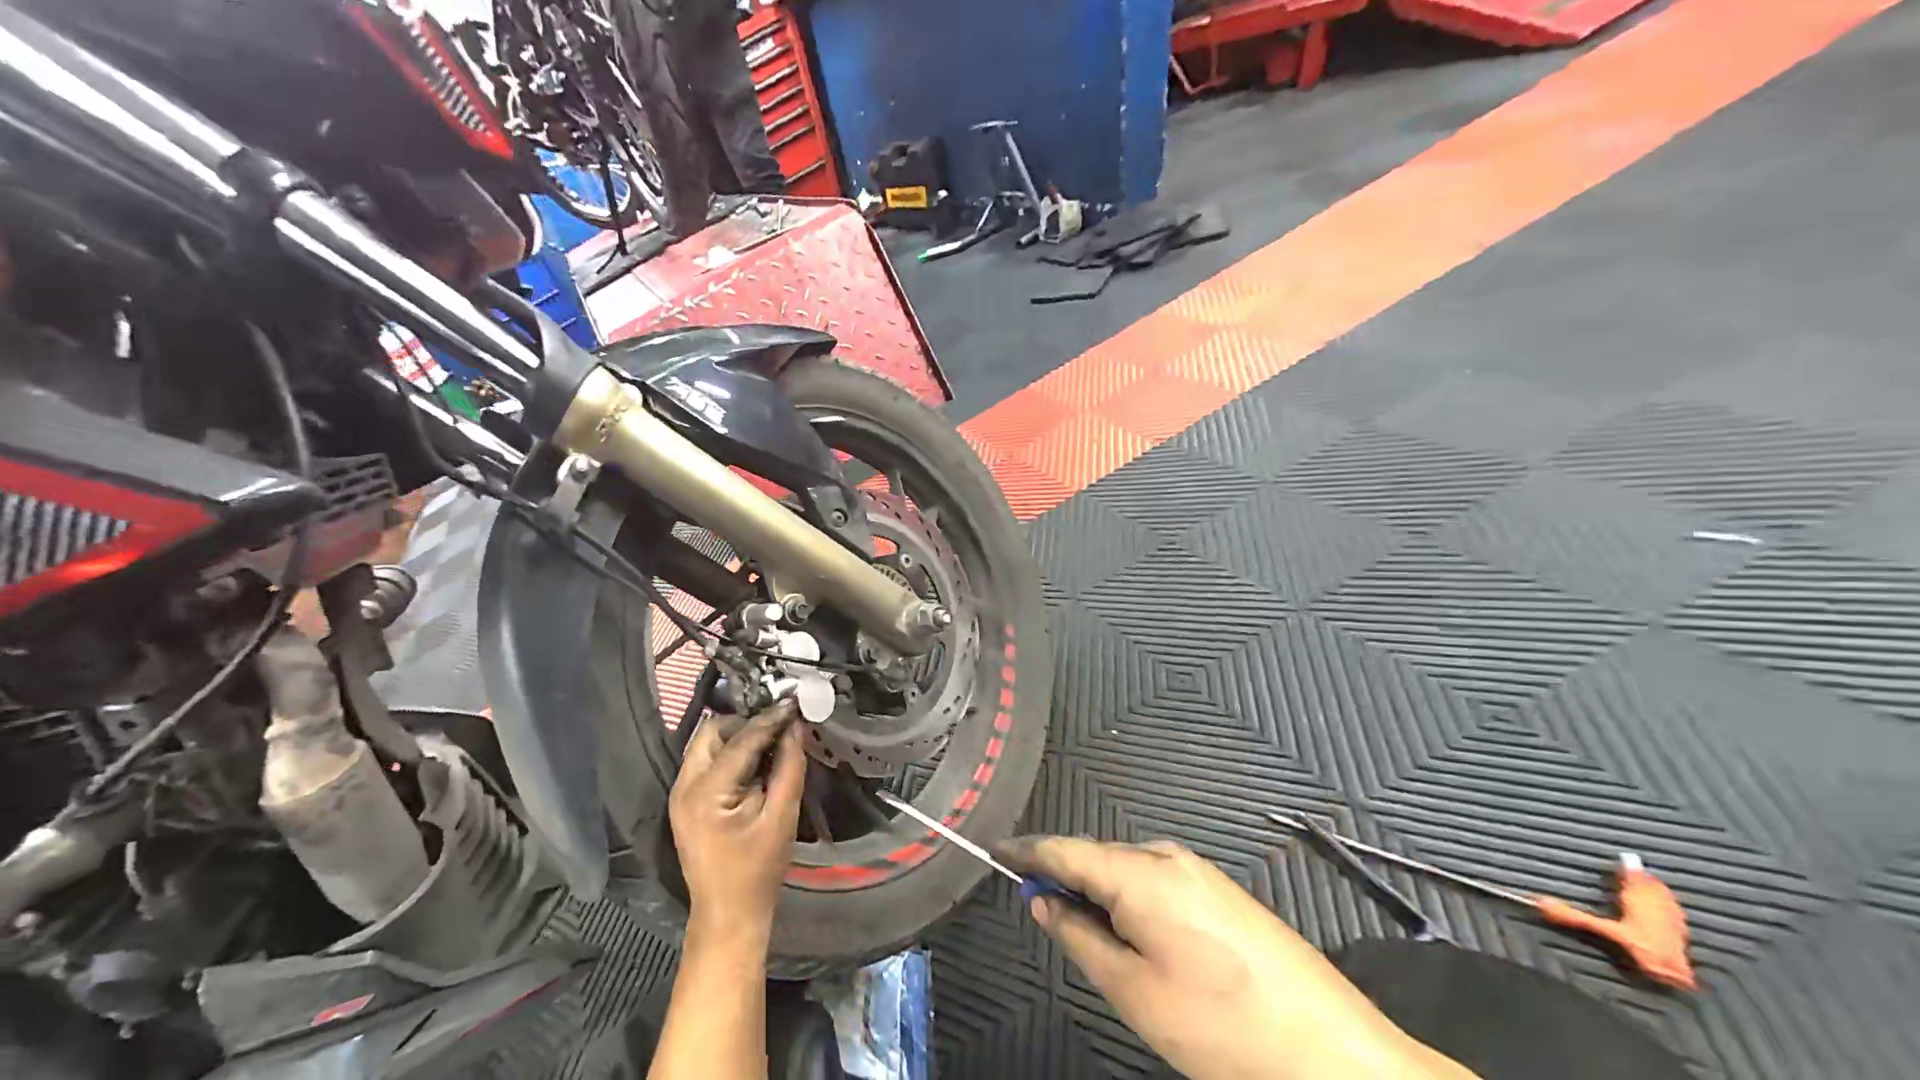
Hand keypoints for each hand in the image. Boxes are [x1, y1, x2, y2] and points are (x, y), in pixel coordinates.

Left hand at [669, 701, 806, 936]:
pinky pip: (706, 761)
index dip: (771, 719)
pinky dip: (730, 753)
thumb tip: (796, 727)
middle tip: (780, 729)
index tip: (795, 704)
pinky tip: (755, 764)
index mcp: (706, 791)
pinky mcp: (685, 801)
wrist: (728, 914)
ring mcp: (680, 793)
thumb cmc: (758, 869)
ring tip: (771, 745)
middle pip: (713, 731)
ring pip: (707, 743)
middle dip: (747, 723)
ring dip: (738, 737)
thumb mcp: (782, 816)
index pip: (741, 739)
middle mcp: (684, 786)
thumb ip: (790, 766)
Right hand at [999, 837, 1476, 1079]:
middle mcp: (1168, 855)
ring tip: (1085, 928)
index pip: (1065, 849)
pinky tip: (1133, 931)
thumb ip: (1079, 936)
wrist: (1332, 1052)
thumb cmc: (1219, 1027)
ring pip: (1127, 866)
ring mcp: (1200, 869)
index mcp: (1140, 873)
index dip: (1027, 850)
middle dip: (1064, 874)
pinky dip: (1130, 894)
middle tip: (1038, 906)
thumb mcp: (1133, 990)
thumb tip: (1045, 903)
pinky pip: (1157, 878)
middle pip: (1097, 855)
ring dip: (1098, 887)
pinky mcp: (1221, 889)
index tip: (996, 850)